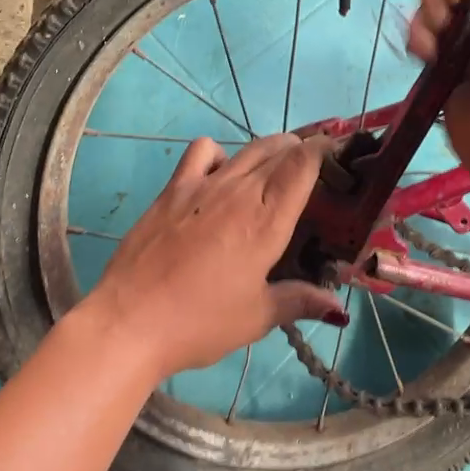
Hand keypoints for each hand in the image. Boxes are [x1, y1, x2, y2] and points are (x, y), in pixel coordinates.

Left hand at [76, 134, 348, 379]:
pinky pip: (203, 150)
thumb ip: (300, 302)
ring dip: (268, 149)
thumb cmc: (200, 323)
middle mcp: (240, 191)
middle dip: (301, 149)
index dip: (323, 150)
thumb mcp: (257, 317)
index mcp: (267, 220)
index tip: (335, 155)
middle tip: (312, 168)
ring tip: (273, 169)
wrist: (129, 321)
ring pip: (247, 147)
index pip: (304, 163)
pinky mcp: (173, 187)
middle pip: (280, 148)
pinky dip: (220, 153)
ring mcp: (204, 184)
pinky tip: (221, 175)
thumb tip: (340, 310)